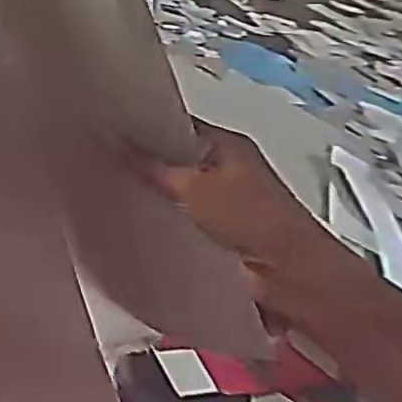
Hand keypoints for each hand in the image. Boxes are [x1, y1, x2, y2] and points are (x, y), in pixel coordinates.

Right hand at [123, 121, 338, 274]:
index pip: (177, 124)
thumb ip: (151, 166)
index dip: (145, 126)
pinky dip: (165, 215)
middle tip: (108, 159)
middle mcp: (228, 167)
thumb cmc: (252, 220)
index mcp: (227, 144)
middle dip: (147, 160)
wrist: (292, 277)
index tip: (111, 128)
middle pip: (176, 157)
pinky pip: (183, 213)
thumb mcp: (192, 187)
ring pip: (178, 187)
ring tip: (117, 187)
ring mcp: (226, 198)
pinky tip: (140, 216)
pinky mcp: (221, 228)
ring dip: (156, 191)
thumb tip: (116, 142)